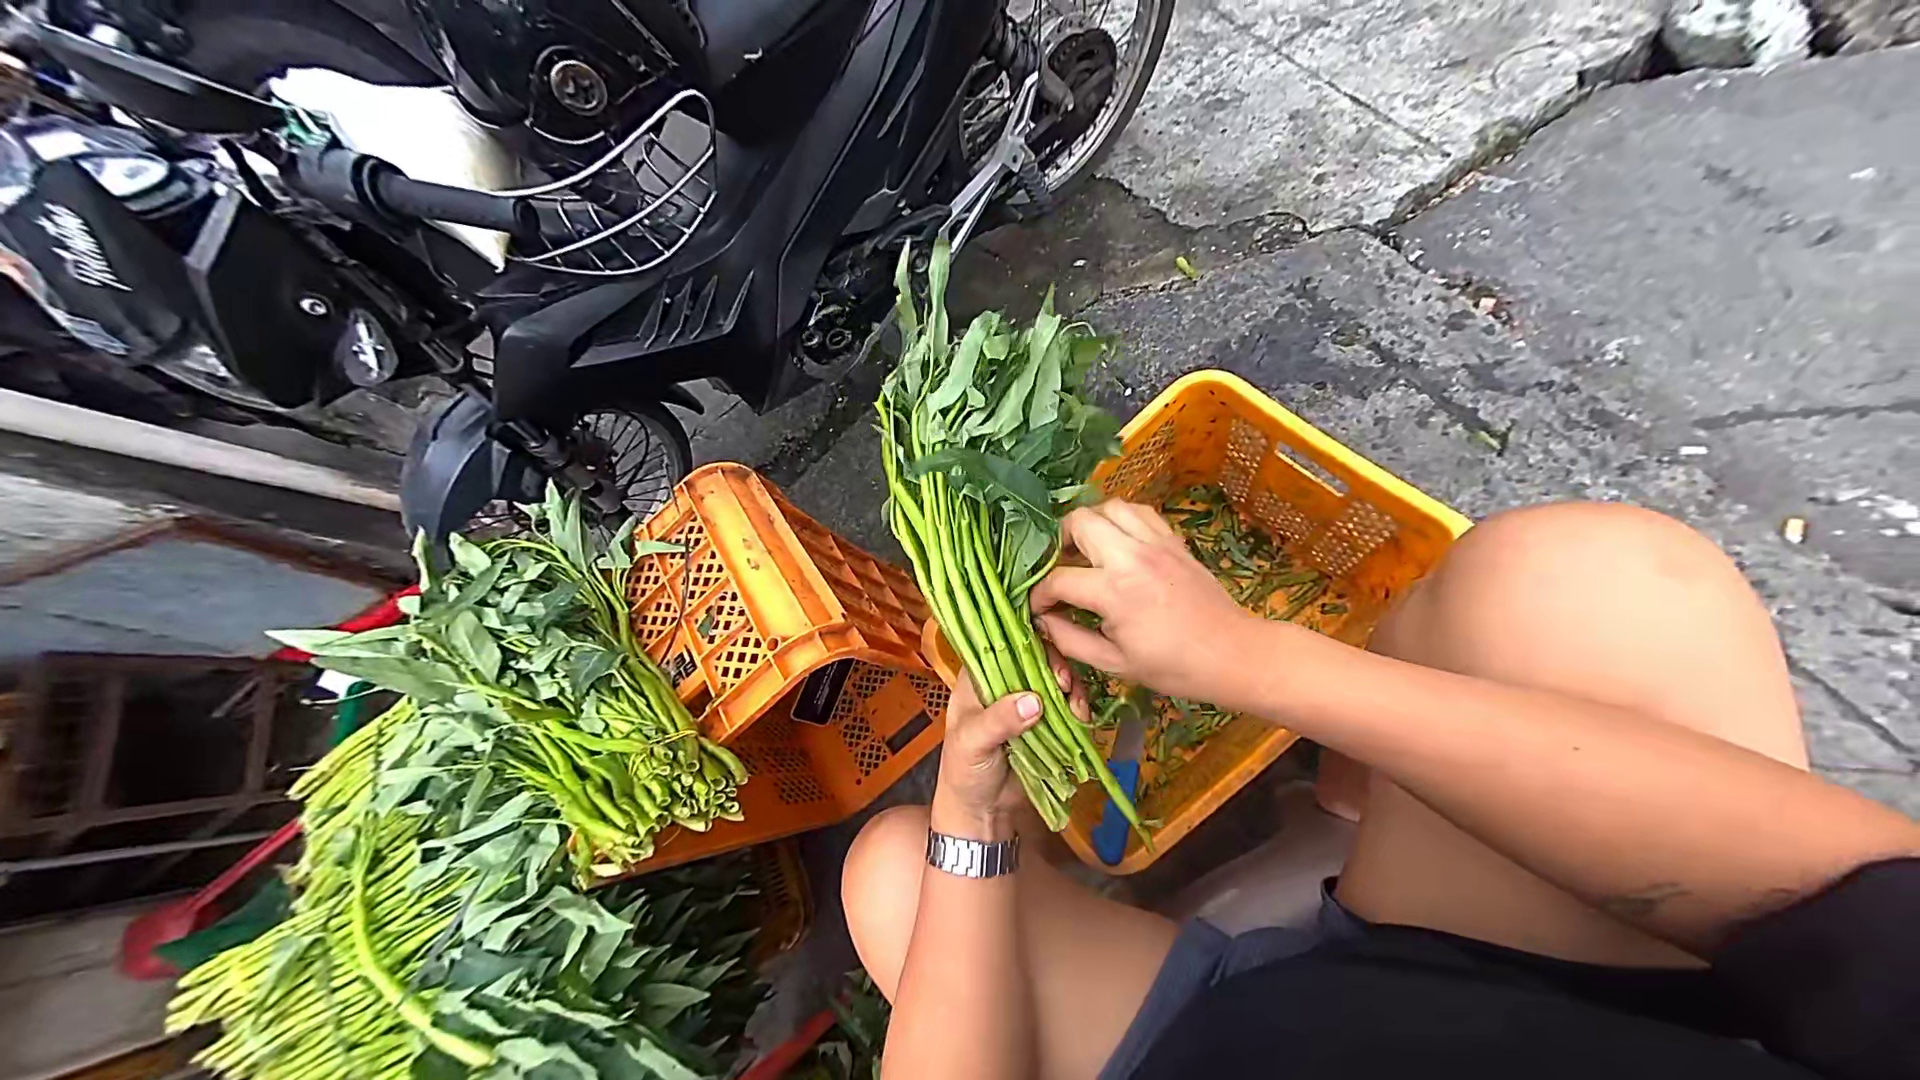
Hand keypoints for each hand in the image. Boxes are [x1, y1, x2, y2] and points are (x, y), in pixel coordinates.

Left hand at [932, 651, 1086, 839]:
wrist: (983, 813)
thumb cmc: (964, 772)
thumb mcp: (972, 743)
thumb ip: (999, 720)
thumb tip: (1034, 700)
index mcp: (977, 678)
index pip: (1001, 644)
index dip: (1025, 643)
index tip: (1045, 656)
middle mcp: (1003, 683)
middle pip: (1035, 657)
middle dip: (1055, 666)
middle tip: (1065, 684)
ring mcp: (1026, 701)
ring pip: (1054, 678)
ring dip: (1071, 687)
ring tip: (1076, 707)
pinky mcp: (1047, 721)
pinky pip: (1066, 704)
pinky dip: (1076, 707)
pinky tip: (1081, 717)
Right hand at [1030, 499, 1253, 703]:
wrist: (1233, 654)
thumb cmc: (1174, 667)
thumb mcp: (1114, 663)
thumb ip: (1070, 639)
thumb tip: (1043, 621)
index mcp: (1114, 592)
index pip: (1058, 579)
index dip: (1040, 595)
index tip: (1039, 608)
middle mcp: (1131, 556)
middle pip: (1078, 522)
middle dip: (1058, 542)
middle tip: (1059, 566)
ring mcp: (1155, 542)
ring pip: (1108, 506)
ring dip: (1090, 523)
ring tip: (1085, 549)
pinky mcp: (1173, 540)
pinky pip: (1138, 511)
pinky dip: (1120, 519)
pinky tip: (1117, 542)